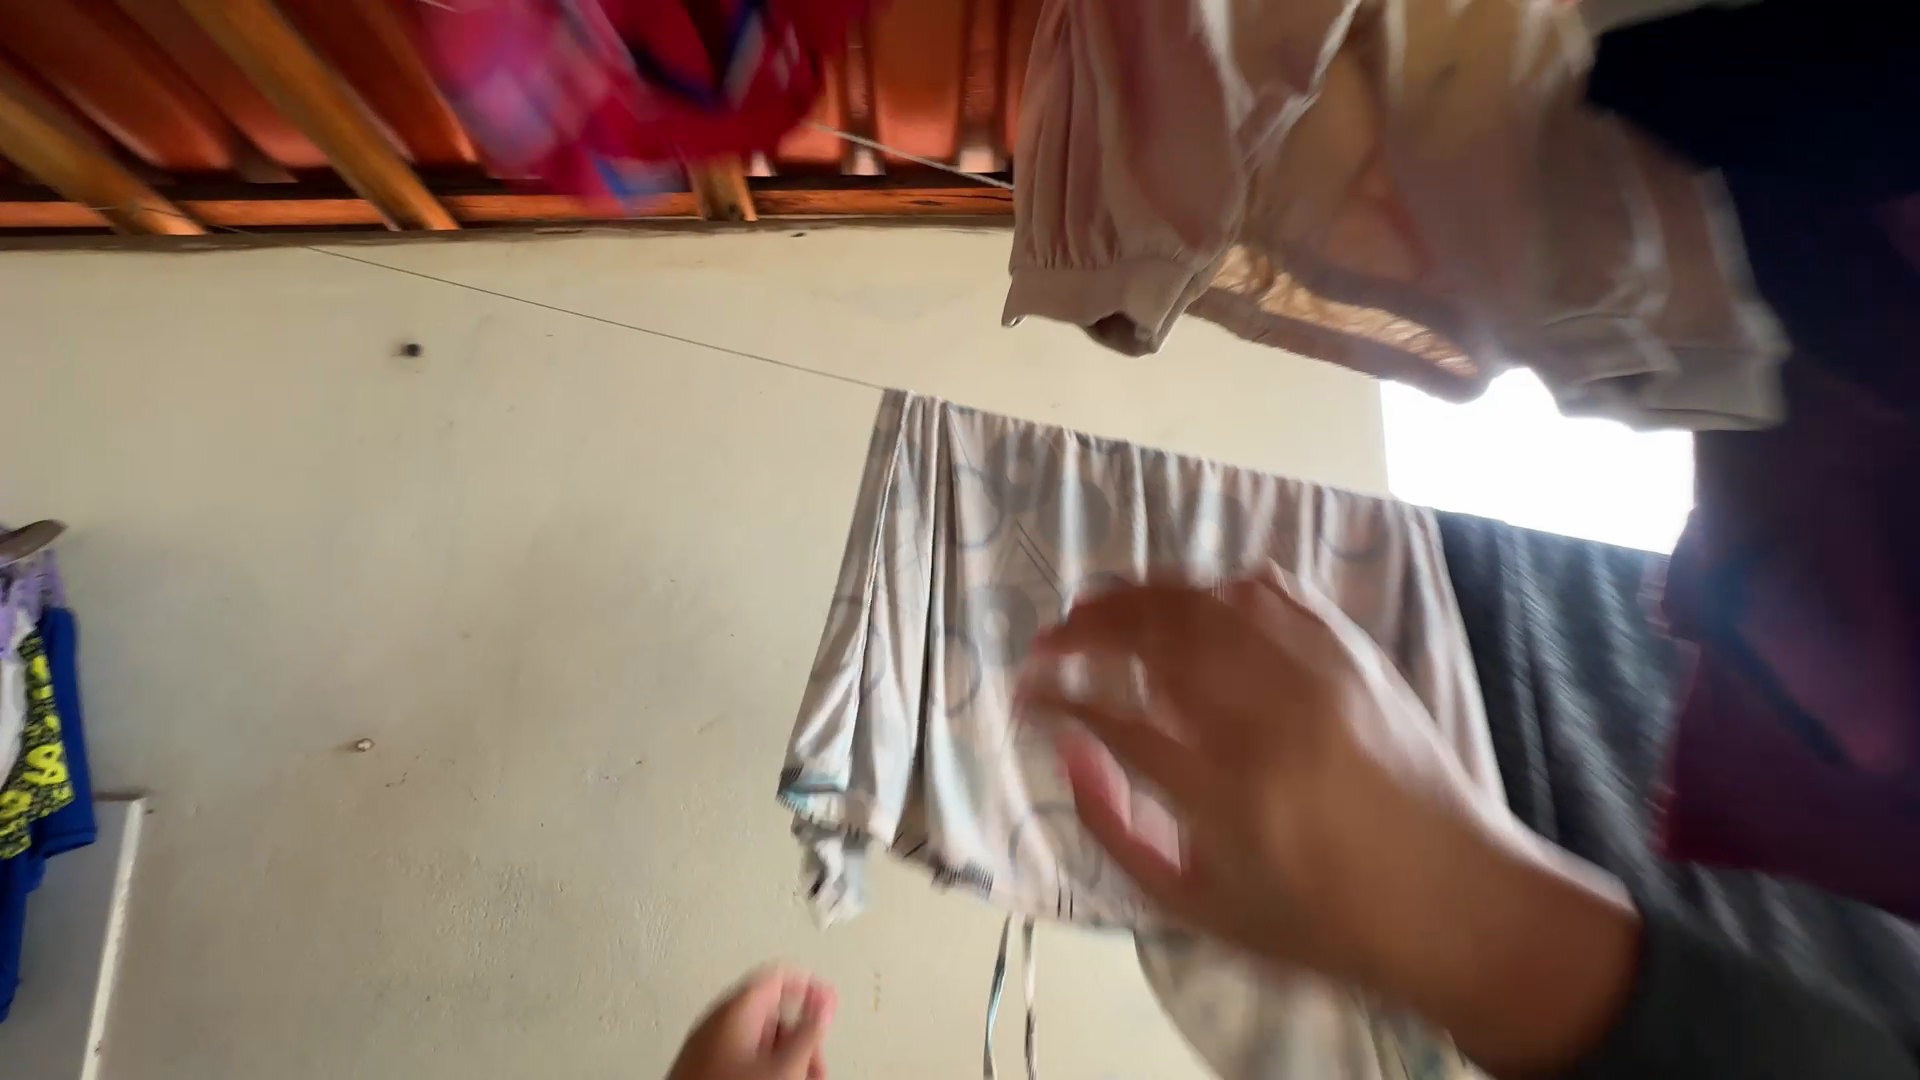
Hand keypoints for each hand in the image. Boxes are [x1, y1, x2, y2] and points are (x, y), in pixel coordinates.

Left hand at [666, 968, 836, 1079]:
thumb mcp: (783, 1061)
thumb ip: (809, 1026)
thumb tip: (823, 1003)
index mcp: (735, 1004)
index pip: (779, 974)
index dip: (809, 984)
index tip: (827, 998)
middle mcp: (715, 1016)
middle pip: (769, 1009)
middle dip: (798, 1032)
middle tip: (813, 1056)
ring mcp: (702, 1042)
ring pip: (754, 1035)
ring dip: (782, 1050)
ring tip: (798, 1073)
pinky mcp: (695, 1065)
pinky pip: (736, 1052)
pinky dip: (759, 1062)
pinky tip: (771, 1076)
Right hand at [1015, 565, 1639, 1074]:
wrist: (1468, 908)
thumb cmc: (1322, 920)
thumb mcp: (1198, 907)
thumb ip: (1113, 831)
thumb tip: (1067, 748)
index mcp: (1225, 795)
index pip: (1111, 716)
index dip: (1054, 693)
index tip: (1027, 691)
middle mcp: (1268, 720)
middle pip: (1153, 636)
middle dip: (1085, 627)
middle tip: (1053, 636)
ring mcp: (1317, 676)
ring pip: (1204, 601)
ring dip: (1139, 596)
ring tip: (1101, 605)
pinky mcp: (1353, 653)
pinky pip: (1272, 591)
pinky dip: (1217, 588)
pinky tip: (1194, 605)